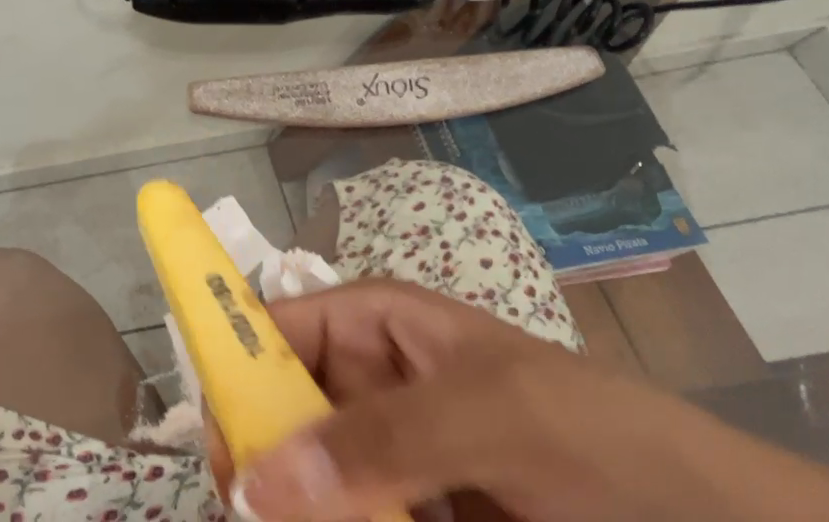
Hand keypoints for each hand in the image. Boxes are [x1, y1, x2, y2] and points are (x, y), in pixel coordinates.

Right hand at [229, 278, 828, 521]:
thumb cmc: (605, 442)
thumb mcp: (492, 418)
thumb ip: (377, 443)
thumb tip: (256, 479)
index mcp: (378, 325)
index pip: (274, 332)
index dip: (235, 377)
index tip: (222, 455)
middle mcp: (372, 384)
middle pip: (280, 416)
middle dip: (265, 470)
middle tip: (258, 520)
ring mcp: (394, 459)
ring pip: (312, 484)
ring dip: (302, 513)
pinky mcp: (414, 514)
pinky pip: (355, 519)